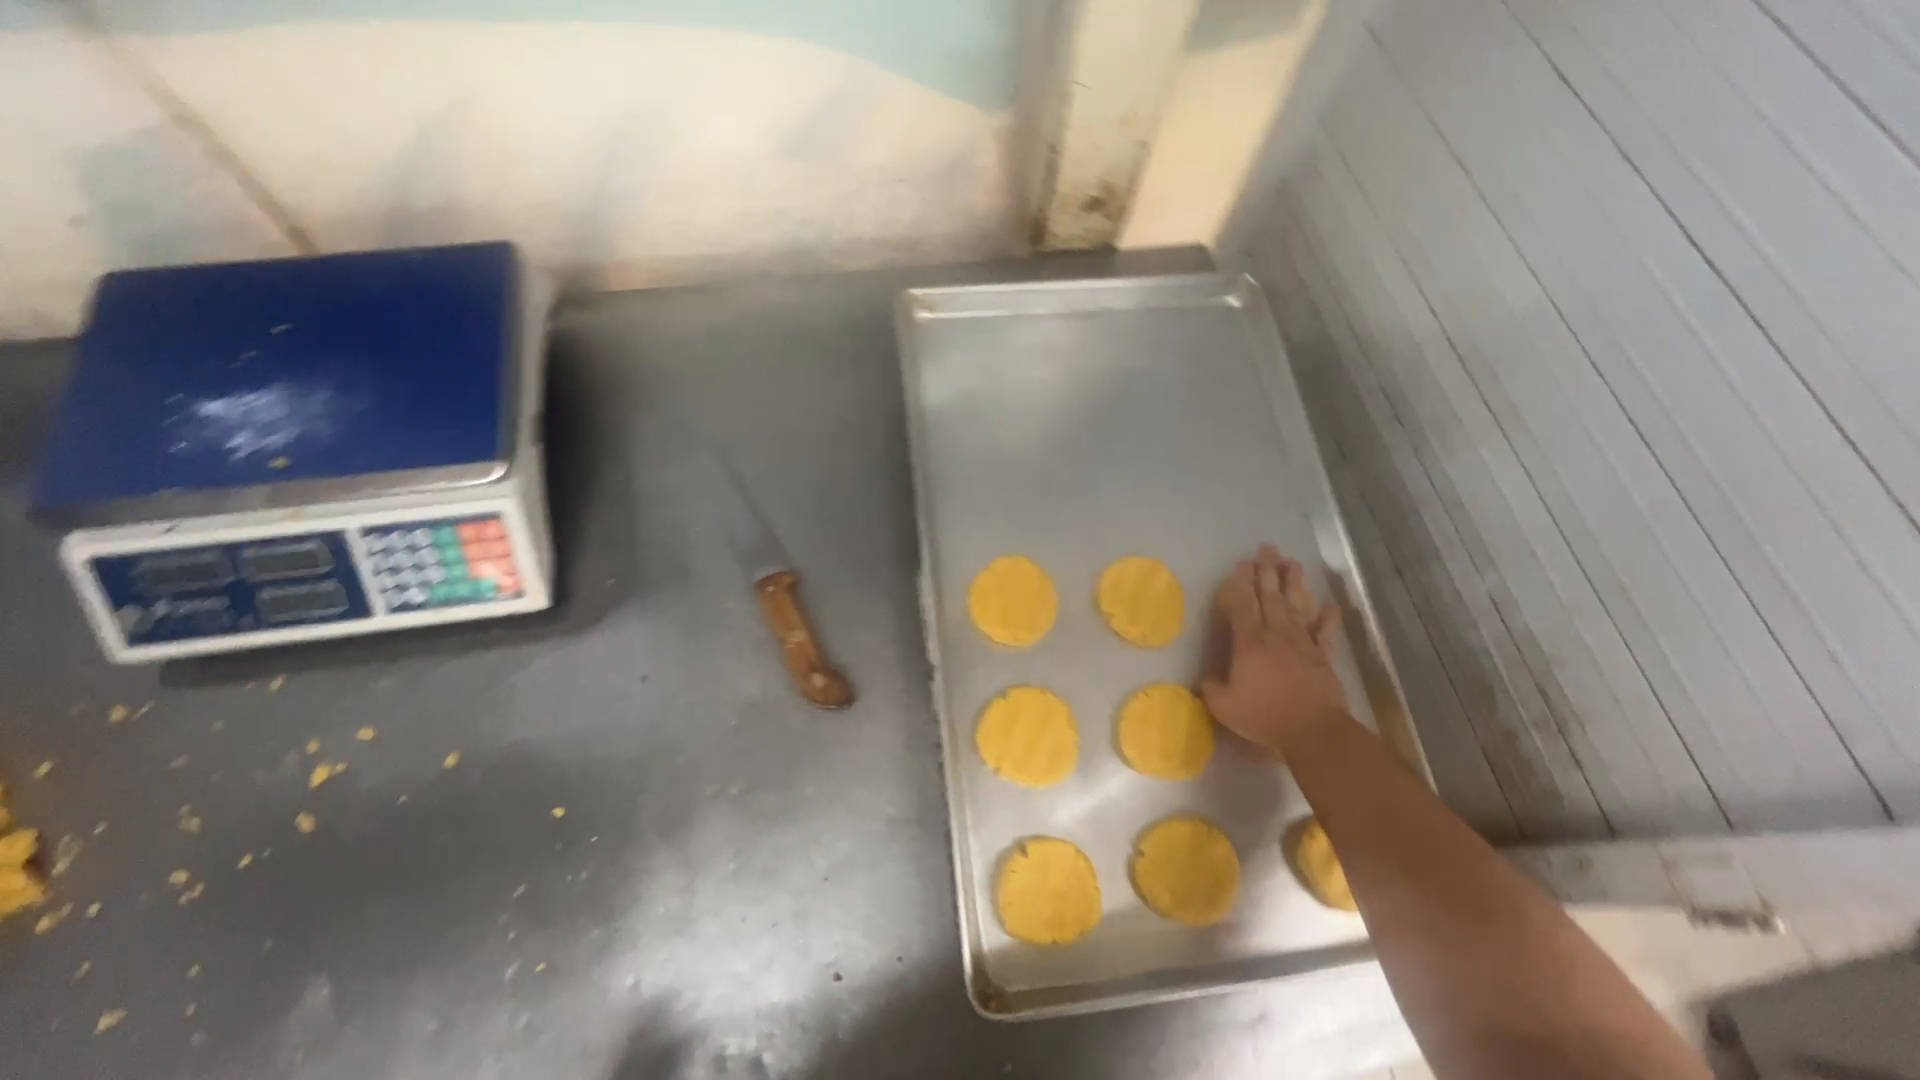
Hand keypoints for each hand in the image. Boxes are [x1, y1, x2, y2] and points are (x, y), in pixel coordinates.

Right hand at [1200, 544, 1349, 754]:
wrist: (1313, 730)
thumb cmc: (1264, 715)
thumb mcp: (1223, 706)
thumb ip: (1212, 688)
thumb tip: (1206, 677)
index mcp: (1248, 643)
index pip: (1242, 605)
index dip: (1239, 584)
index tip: (1240, 564)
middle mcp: (1275, 635)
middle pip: (1270, 597)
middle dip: (1267, 572)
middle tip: (1267, 548)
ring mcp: (1302, 644)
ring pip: (1296, 606)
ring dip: (1293, 583)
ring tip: (1292, 562)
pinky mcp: (1323, 658)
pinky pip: (1325, 634)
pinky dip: (1328, 619)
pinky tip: (1329, 605)